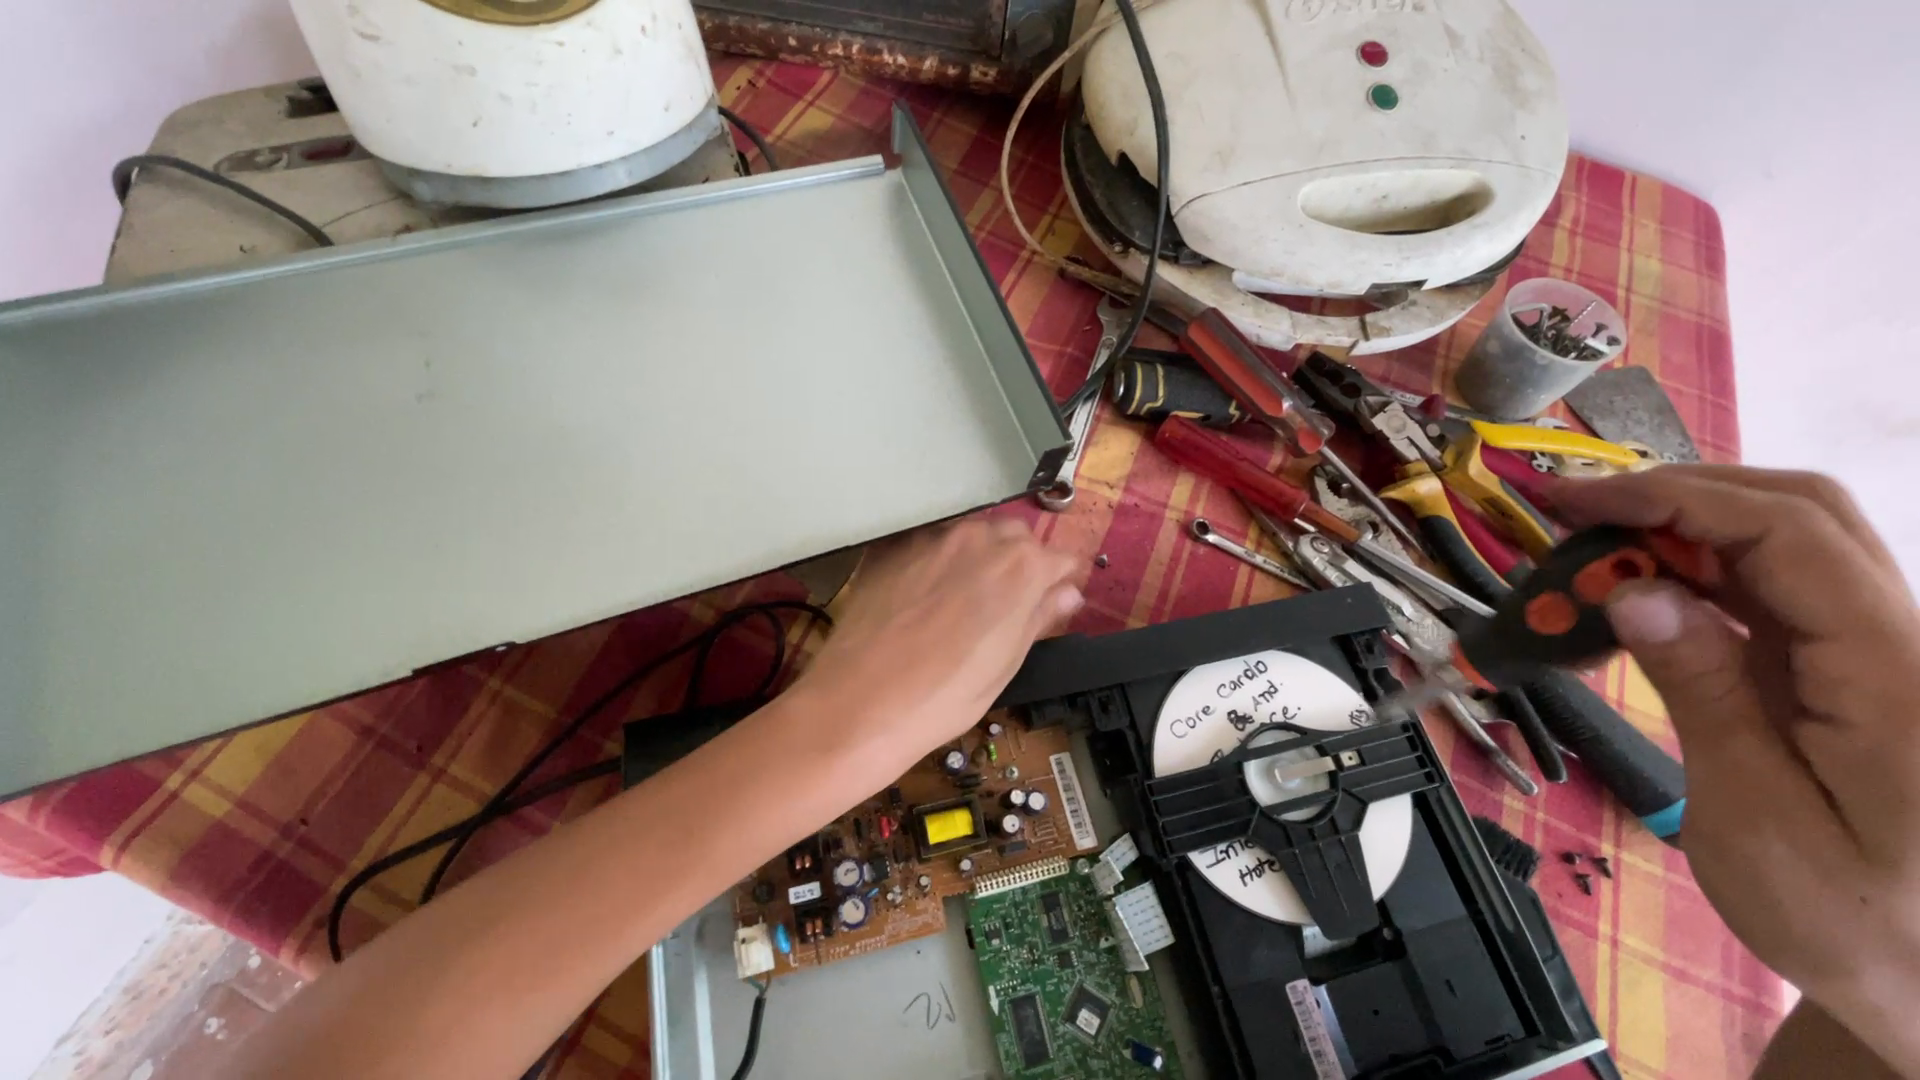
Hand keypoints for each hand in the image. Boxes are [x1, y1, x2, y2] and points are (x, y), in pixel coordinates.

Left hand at [787, 517, 1082, 770]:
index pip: (1061, 558)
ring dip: (978, 559)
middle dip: (1021, 564)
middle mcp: (980, 538)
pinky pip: (930, 545)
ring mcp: (932, 538)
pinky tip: (924, 599)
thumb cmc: (943, 697)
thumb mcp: (1005, 664)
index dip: (1060, 582)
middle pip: (1016, 538)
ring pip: (971, 536)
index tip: (1053, 602)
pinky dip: (937, 563)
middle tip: (1006, 607)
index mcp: (1022, 568)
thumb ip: (1039, 618)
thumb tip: (1066, 595)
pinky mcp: (893, 547)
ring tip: (962, 604)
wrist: (860, 702)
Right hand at [1554, 467, 1919, 1074]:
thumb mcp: (1755, 817)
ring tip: (1590, 548)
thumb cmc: (1853, 922)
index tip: (1571, 504)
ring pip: (1791, 540)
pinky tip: (1639, 587)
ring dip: (1682, 525)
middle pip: (1802, 513)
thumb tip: (1637, 591)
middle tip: (1570, 515)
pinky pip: (1777, 588)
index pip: (1787, 534)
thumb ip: (1705, 693)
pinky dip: (1698, 568)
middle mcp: (1907, 643)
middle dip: (1675, 494)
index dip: (1672, 497)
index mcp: (1896, 677)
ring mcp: (1885, 653)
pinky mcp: (1855, 668)